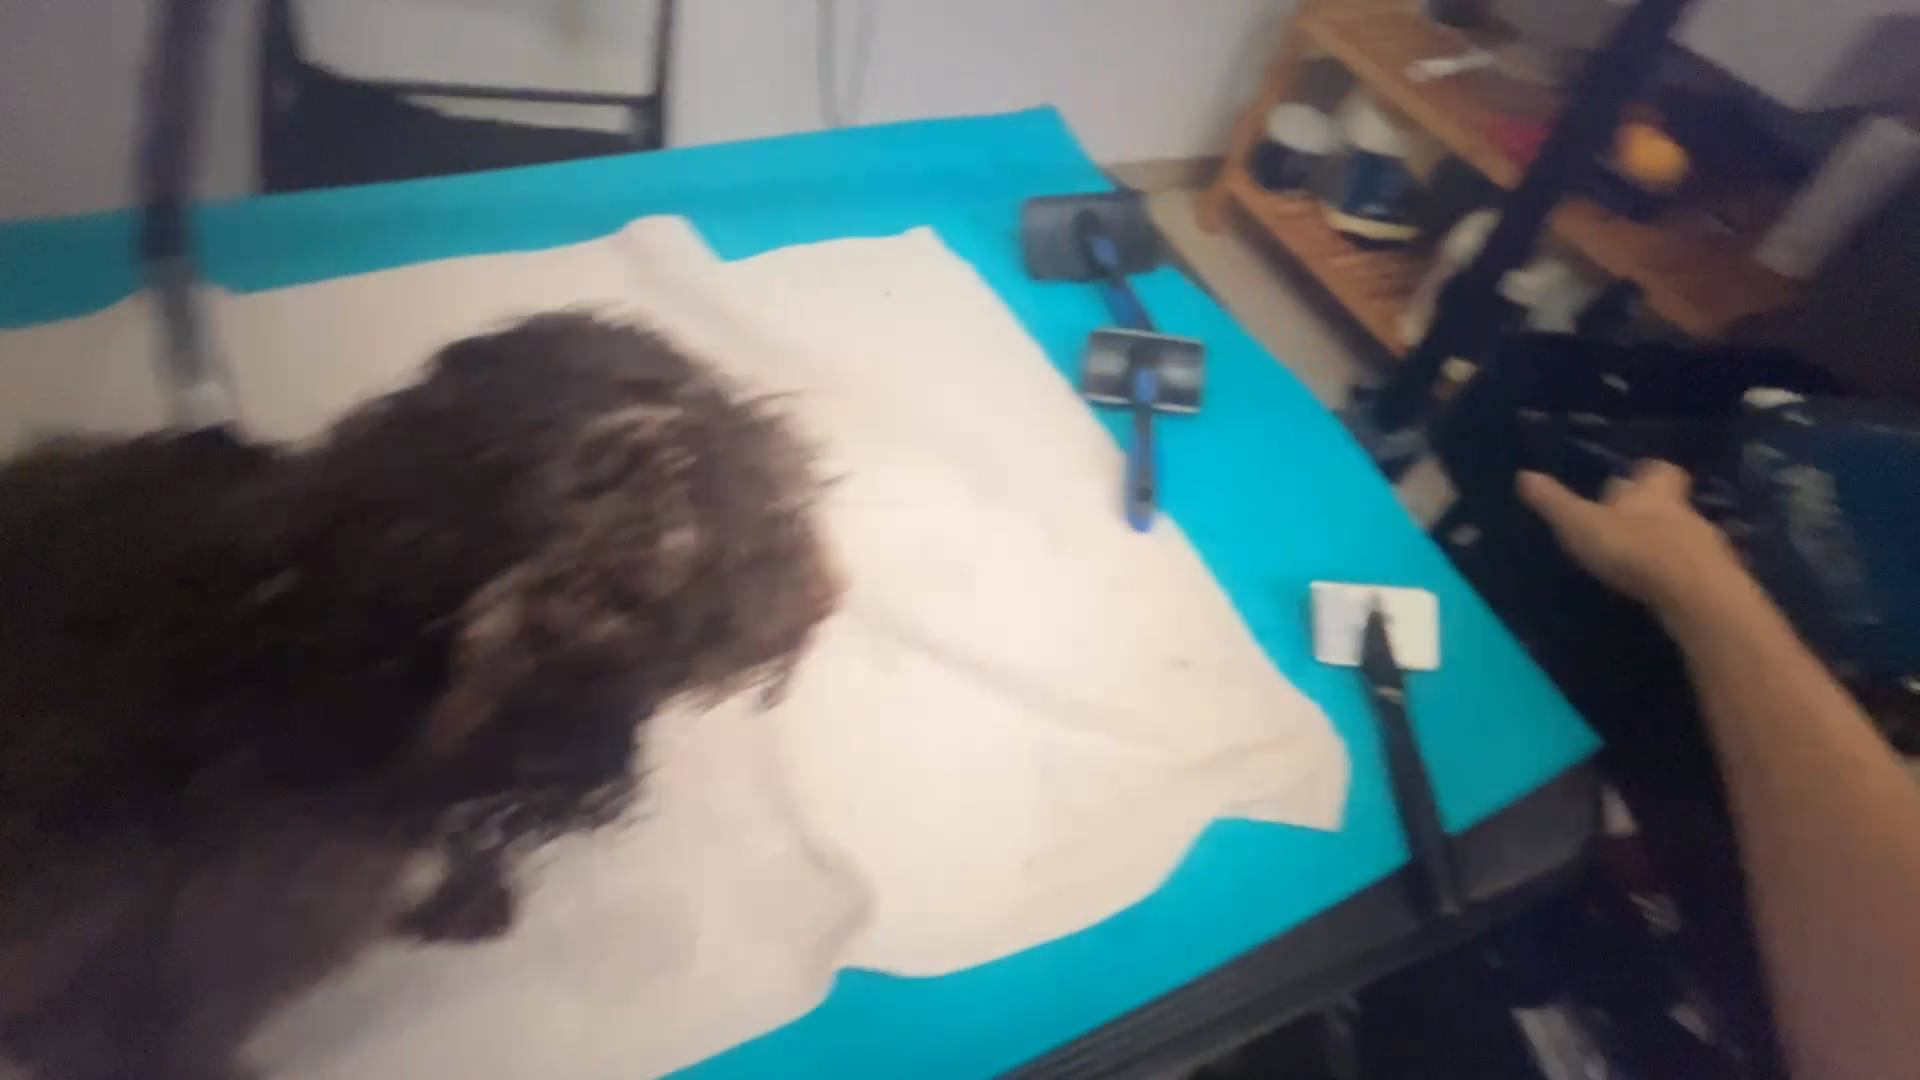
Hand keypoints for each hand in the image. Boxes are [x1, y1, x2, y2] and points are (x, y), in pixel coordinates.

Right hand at [1517, 461, 1741, 610]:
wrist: (1694, 593)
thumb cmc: (1631, 548)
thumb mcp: (1578, 523)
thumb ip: (1552, 501)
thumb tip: (1523, 474)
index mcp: (1652, 494)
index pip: (1656, 471)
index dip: (1643, 472)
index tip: (1630, 476)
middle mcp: (1684, 512)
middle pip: (1668, 502)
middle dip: (1646, 508)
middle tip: (1620, 519)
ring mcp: (1704, 544)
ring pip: (1679, 533)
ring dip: (1658, 540)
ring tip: (1630, 555)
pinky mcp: (1712, 576)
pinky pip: (1689, 564)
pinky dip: (1670, 568)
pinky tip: (1651, 581)